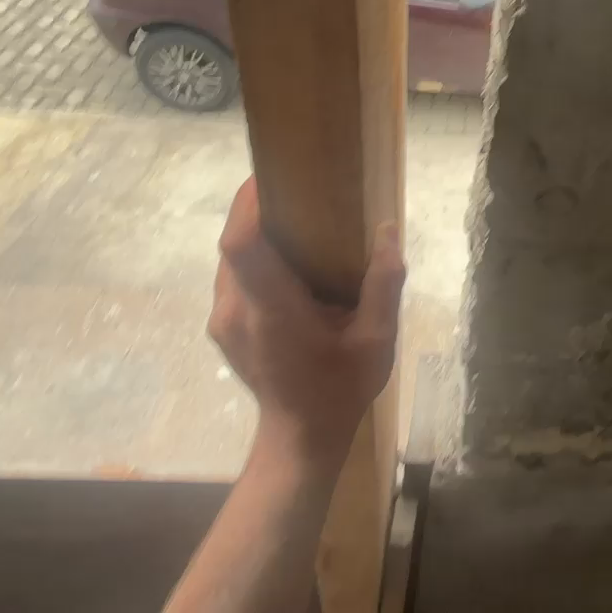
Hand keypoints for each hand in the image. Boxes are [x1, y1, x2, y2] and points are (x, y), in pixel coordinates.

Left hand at [209, 176, 404, 462]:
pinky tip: (290, 260)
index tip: (273, 174)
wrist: (301, 438)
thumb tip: (388, 230)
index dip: (248, 203)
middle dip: (260, 209)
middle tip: (301, 189)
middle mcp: (235, 310)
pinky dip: (257, 256)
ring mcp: (223, 319)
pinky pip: (234, 276)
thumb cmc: (340, 388)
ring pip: (231, 259)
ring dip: (258, 233)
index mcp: (271, 310)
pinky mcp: (224, 326)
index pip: (241, 243)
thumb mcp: (377, 339)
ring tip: (299, 219)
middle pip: (234, 243)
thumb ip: (383, 284)